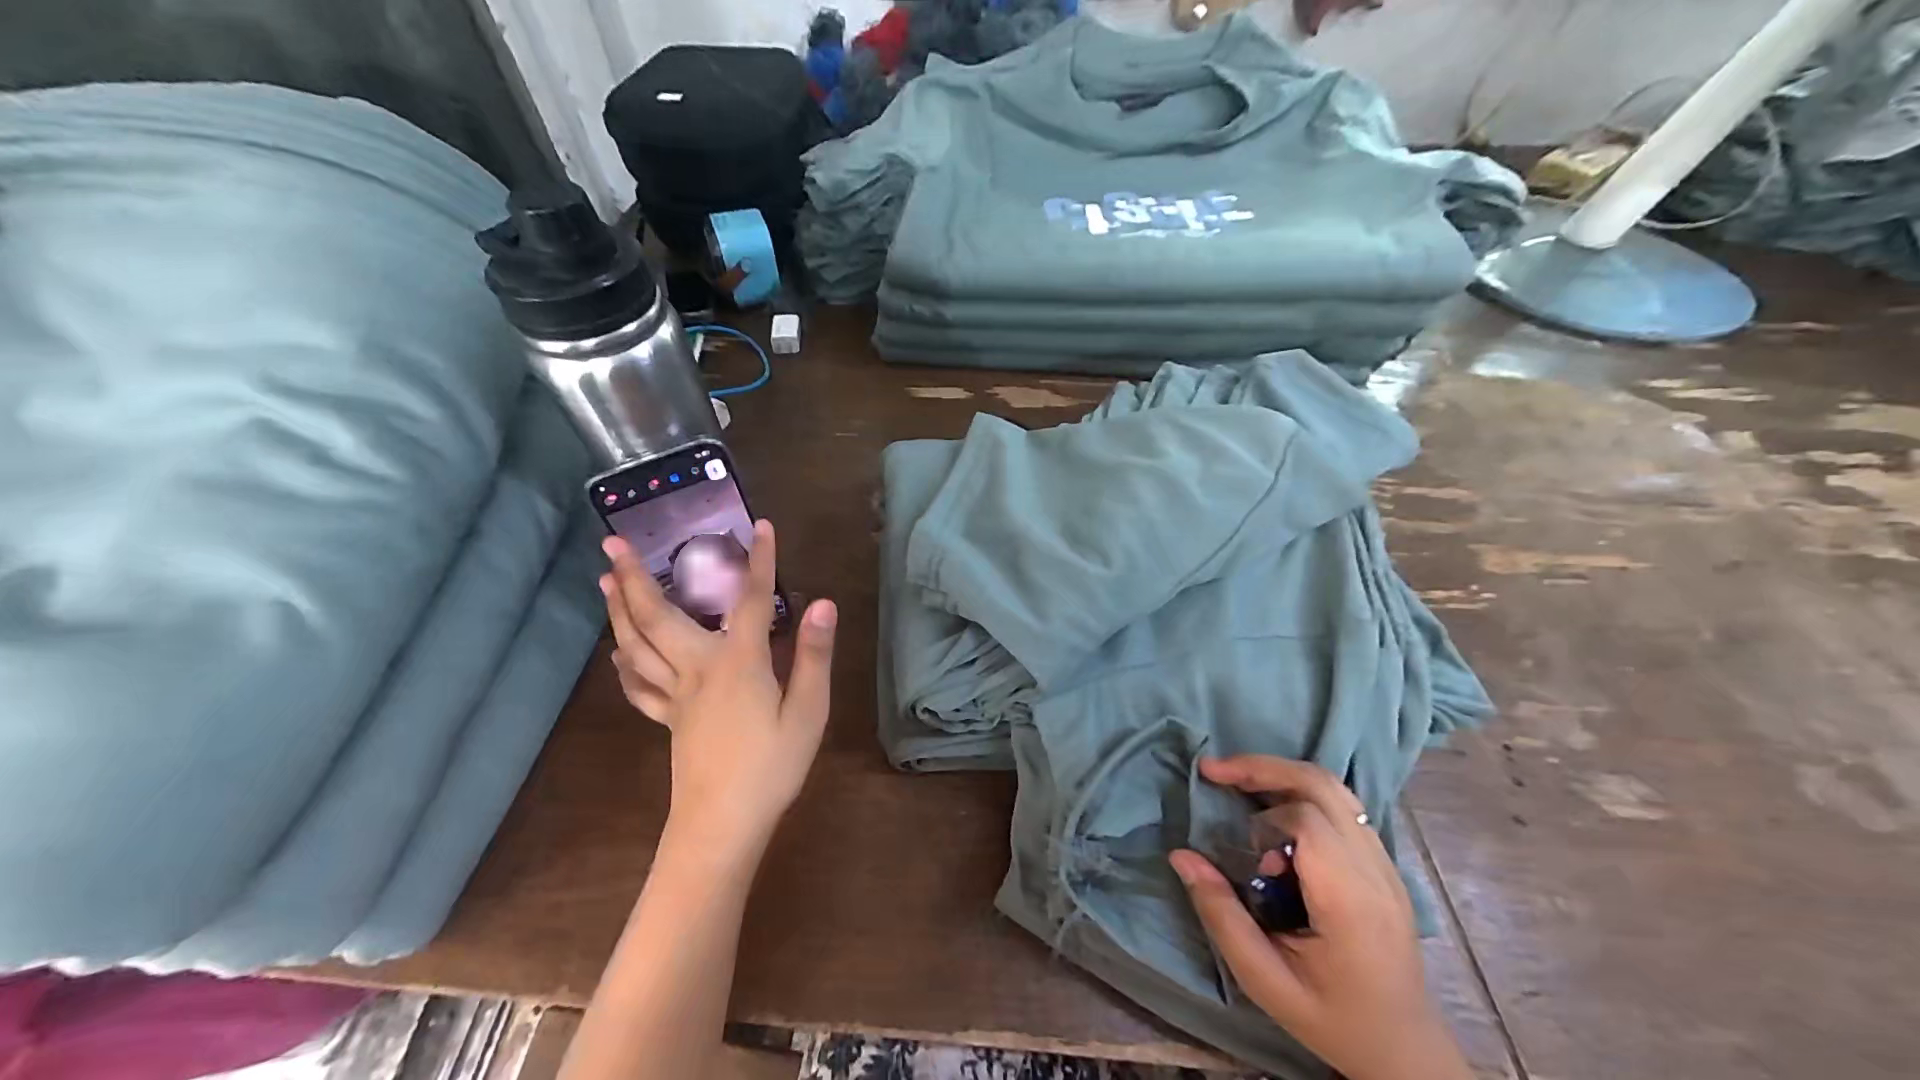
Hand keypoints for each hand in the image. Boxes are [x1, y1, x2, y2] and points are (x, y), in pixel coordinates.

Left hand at [600, 521, 837, 859]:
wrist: (722, 823)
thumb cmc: (772, 766)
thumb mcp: (808, 711)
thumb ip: (814, 656)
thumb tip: (823, 604)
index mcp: (737, 662)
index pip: (749, 599)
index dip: (759, 560)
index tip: (760, 526)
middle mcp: (698, 669)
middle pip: (660, 616)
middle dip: (636, 577)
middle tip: (612, 544)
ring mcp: (676, 695)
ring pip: (638, 644)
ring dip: (620, 610)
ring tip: (604, 581)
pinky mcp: (668, 719)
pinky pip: (637, 684)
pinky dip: (625, 663)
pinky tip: (617, 652)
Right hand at [1169, 756, 1470, 1079]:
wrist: (1405, 1051)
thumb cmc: (1331, 1019)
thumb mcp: (1264, 979)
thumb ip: (1221, 914)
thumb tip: (1181, 855)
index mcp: (1349, 900)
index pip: (1307, 820)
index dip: (1263, 818)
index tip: (1241, 849)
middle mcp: (1375, 871)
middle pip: (1322, 786)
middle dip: (1264, 768)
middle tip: (1214, 770)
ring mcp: (1386, 865)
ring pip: (1336, 789)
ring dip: (1282, 775)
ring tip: (1239, 780)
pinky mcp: (1386, 866)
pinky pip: (1345, 807)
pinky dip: (1303, 792)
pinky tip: (1275, 808)